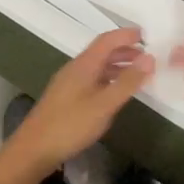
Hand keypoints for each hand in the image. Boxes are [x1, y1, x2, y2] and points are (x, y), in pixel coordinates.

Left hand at [4, 28, 154, 171]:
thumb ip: (128, 82)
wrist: (34, 148)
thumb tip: (150, 57)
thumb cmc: (71, 125)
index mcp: (83, 65)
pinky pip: (91, 79)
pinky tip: (115, 93)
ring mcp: (68, 83)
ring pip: (96, 67)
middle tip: (147, 57)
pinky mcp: (65, 97)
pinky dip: (108, 79)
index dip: (126, 35)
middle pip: (102, 52)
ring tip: (137, 75)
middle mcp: (74, 68)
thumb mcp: (104, 104)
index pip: (107, 40)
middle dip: (125, 51)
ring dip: (117, 66)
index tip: (147, 34)